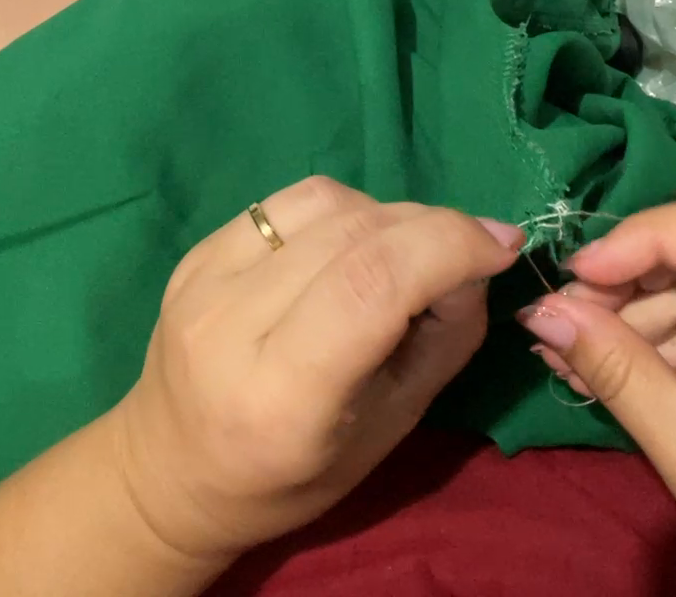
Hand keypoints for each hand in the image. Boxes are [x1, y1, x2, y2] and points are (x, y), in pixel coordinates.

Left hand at [106, 177, 520, 563]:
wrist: (173, 468)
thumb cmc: (293, 474)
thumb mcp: (392, 425)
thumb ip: (445, 337)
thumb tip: (473, 257)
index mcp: (283, 395)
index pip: (372, 283)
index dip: (448, 245)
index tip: (502, 243)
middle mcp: (231, 324)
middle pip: (352, 233)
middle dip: (430, 227)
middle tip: (463, 252)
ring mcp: (203, 278)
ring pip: (323, 201)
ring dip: (386, 214)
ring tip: (399, 253)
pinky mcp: (195, 252)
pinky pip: (287, 201)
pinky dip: (340, 210)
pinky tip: (346, 245)